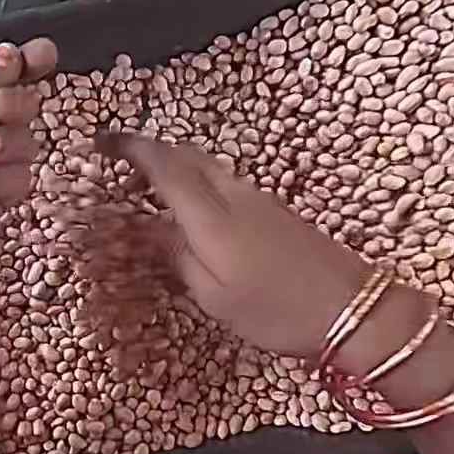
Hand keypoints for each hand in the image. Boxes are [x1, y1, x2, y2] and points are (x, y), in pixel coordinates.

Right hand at [109, 134, 367, 359]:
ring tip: (148, 190)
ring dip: (174, 167)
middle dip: (150, 152)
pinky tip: (190, 209)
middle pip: (186, 155)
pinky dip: (196, 182)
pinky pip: (224, 181)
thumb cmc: (276, 311)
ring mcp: (258, 198)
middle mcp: (234, 194)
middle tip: (120, 167)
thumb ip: (177, 255)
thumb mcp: (215, 295)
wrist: (352, 309)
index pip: (164, 166)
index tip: (101, 142)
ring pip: (206, 166)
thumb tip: (148, 227)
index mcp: (212, 215)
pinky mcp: (274, 209)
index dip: (130, 149)